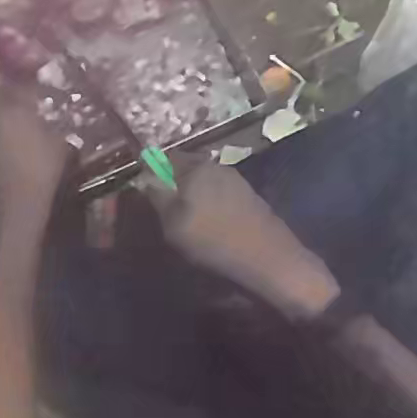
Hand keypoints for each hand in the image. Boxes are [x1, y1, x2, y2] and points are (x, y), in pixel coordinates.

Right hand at [154, 163, 340, 320]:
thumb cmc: (214, 242)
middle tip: (163, 209)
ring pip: (204, 181)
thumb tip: (146, 176)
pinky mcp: (249, 198)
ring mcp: (237, 181)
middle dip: (173, 182)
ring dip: (193, 195)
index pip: (165, 156)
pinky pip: (220, 193)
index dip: (152, 171)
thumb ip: (158, 196)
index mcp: (196, 167)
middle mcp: (218, 166)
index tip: (145, 192)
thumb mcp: (174, 224)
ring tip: (186, 220)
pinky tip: (209, 225)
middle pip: (187, 167)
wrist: (270, 261)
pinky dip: (210, 204)